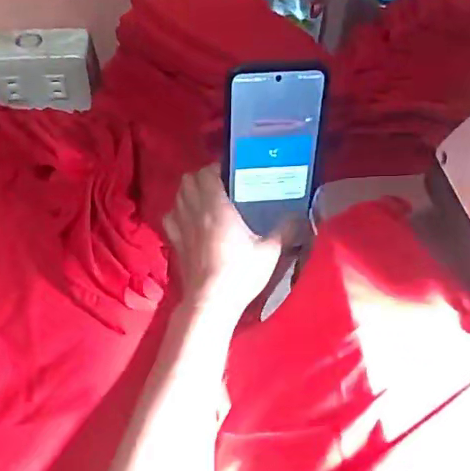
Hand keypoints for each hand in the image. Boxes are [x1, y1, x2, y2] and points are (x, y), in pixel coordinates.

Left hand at [162, 165, 293, 322]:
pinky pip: (169, 217)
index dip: (217, 168)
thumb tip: (299, 216)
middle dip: (202, 177)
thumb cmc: (240, 275)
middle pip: (188, 180)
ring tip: (205, 199)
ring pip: (177, 196)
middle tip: (220, 184)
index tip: (231, 172)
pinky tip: (189, 219)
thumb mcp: (269, 252)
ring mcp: (181, 227)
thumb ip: (285, 231)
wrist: (211, 302)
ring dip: (189, 192)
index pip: (207, 173)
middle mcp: (194, 212)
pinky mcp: (174, 243)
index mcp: (216, 207)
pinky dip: (177, 212)